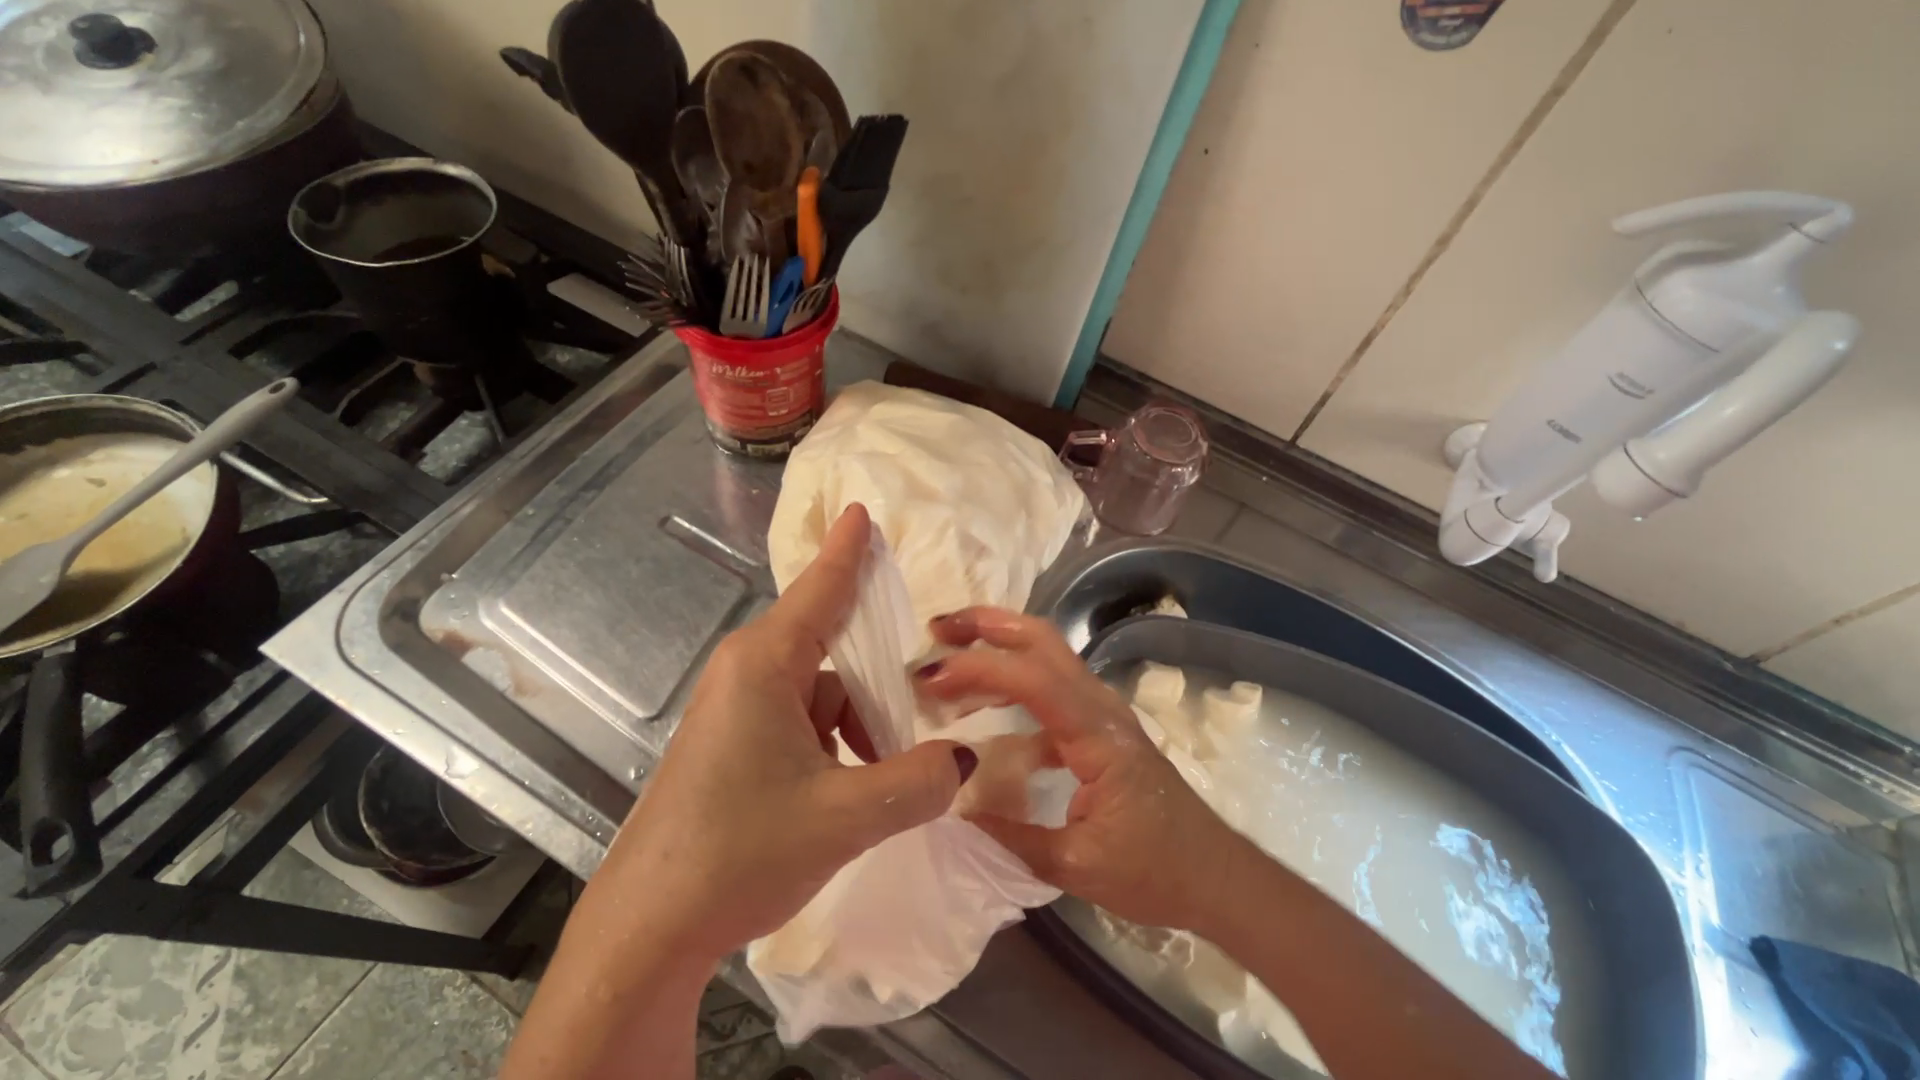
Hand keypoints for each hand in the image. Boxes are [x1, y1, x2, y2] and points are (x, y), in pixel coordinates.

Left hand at [604, 504, 973, 960]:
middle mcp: (746, 675)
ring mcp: (733, 713)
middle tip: (922, 725)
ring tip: (885, 785)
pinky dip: (833, 750)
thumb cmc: (741, 853)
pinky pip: (798, 726)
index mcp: (766, 666)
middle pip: (832, 654)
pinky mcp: (729, 749)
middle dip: (879, 688)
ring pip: (820, 698)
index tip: (862, 510)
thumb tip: (962, 760)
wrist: (648, 928)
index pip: (821, 590)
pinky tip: (849, 798)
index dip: (849, 551)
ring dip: (860, 730)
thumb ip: (918, 781)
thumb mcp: (846, 817)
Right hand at [915, 608, 1254, 932]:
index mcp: (1098, 735)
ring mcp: (1103, 715)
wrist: (1216, 878)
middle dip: (988, 625)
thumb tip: (953, 806)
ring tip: (947, 663)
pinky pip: (1051, 690)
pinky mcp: (1100, 730)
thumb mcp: (1075, 866)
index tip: (928, 680)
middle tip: (936, 630)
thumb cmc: (1155, 873)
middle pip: (1043, 642)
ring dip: (998, 648)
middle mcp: (1101, 709)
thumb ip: (1011, 836)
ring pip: (1047, 658)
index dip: (978, 670)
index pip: (1032, 679)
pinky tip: (981, 710)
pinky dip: (1011, 684)